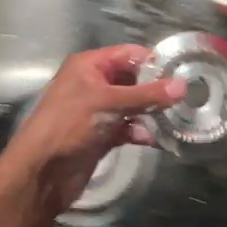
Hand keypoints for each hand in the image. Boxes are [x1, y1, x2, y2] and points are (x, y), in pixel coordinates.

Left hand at [0, 45, 185, 215]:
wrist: (42, 172)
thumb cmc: (69, 124)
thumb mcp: (107, 103)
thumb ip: (145, 94)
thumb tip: (182, 86)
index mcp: (89, 65)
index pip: (127, 54)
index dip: (152, 61)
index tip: (181, 71)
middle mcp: (93, 84)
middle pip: (132, 79)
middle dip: (155, 89)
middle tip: (185, 96)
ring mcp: (98, 111)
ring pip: (132, 105)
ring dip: (151, 112)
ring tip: (175, 118)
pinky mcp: (101, 135)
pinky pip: (127, 127)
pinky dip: (140, 131)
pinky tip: (156, 139)